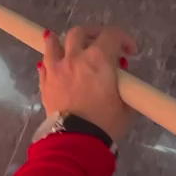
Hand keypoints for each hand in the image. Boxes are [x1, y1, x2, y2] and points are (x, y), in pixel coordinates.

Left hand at [38, 25, 135, 141]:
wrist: (76, 143)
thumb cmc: (105, 124)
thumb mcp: (125, 105)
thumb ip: (124, 87)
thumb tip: (119, 79)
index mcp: (99, 59)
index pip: (112, 34)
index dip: (124, 38)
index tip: (130, 52)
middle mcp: (76, 57)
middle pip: (80, 32)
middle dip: (93, 34)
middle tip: (100, 44)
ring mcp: (57, 69)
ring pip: (54, 42)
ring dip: (62, 40)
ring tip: (68, 45)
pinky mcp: (45, 83)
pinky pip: (45, 64)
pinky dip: (51, 61)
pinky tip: (56, 65)